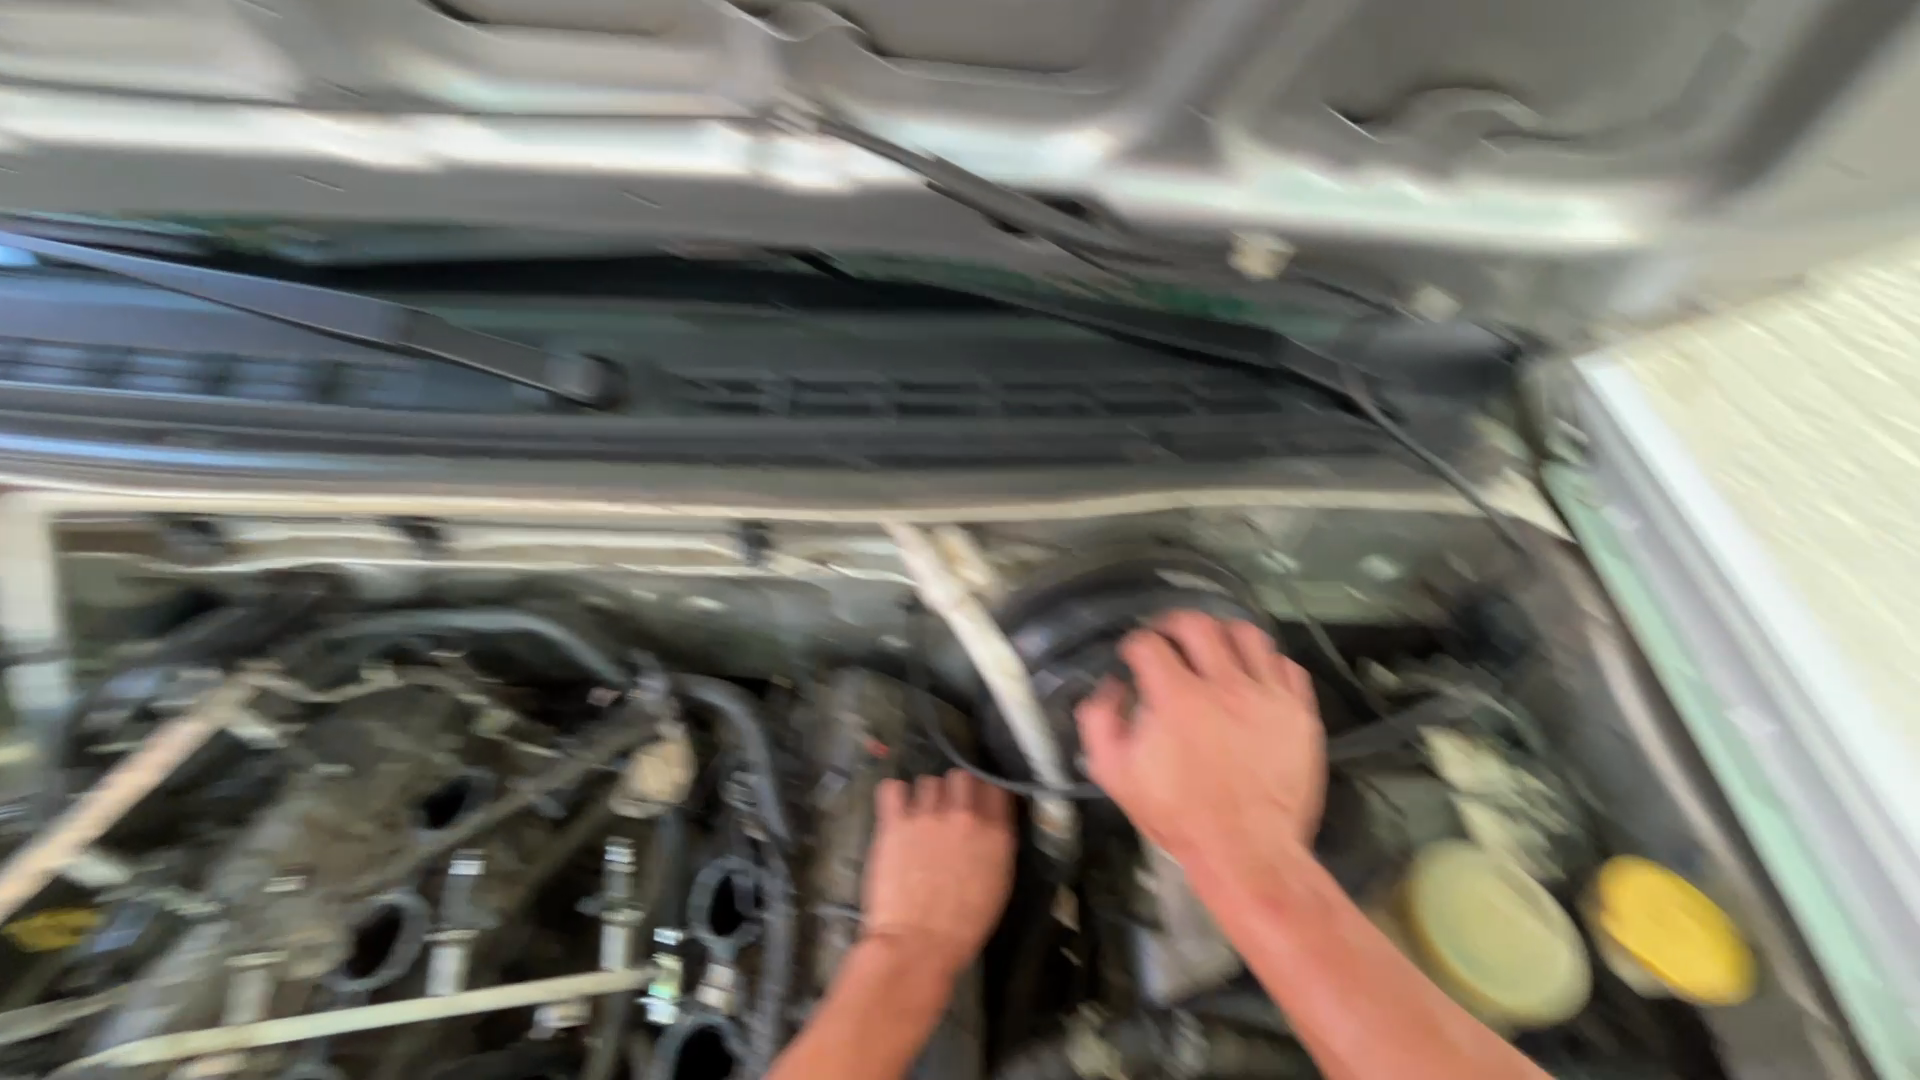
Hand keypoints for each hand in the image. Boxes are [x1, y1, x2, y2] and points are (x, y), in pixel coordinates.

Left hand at [861, 769, 1015, 978]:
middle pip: (962, 777)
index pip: (995, 788)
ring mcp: (928, 815)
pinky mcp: (895, 822)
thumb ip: (996, 846)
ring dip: (926, 797)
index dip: (985, 793)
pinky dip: (894, 795)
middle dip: (955, 791)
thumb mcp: (998, 885)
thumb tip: (990, 824)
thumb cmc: (963, 926)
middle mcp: (964, 816)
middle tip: (946, 811)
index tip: (978, 804)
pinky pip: (893, 788)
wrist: (917, 944)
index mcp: (995, 833)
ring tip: (919, 818)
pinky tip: (896, 810)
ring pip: (928, 781)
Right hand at [1076, 611, 1325, 887]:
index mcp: (1176, 698)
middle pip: (1197, 624)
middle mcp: (1224, 685)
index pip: (1148, 643)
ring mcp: (1267, 696)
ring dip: (1223, 634)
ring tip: (1214, 649)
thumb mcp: (1116, 775)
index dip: (1134, 644)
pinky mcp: (1299, 713)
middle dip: (1173, 623)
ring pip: (1247, 634)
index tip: (1132, 657)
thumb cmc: (1177, 815)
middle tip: (1167, 638)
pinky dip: (1266, 662)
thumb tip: (1112, 686)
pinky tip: (1253, 676)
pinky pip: (1286, 666)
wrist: (1248, 852)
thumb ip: (1100, 721)